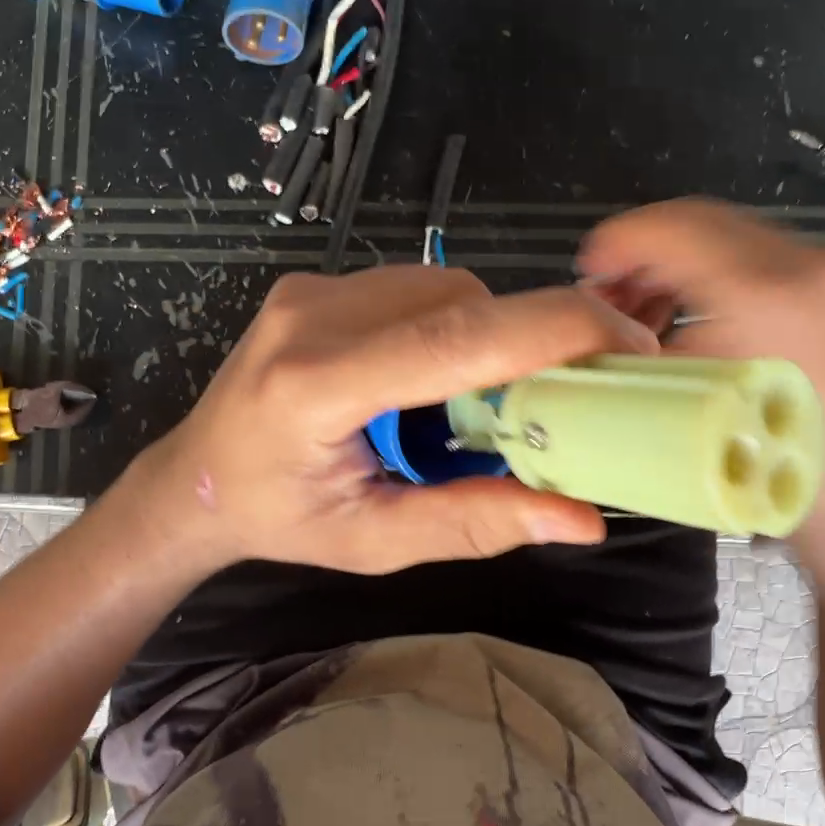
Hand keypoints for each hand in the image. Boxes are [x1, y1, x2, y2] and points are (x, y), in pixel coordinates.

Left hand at [108, 267, 661, 575]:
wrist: (195, 480)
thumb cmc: (277, 519)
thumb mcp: (372, 540)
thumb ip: (471, 522)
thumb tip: (581, 517)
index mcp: (317, 384)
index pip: (453, 338)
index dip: (552, 331)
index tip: (630, 346)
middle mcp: (309, 317)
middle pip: (457, 299)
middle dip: (520, 341)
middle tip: (540, 404)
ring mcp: (305, 290)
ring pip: (438, 285)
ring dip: (479, 333)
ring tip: (465, 402)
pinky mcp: (308, 285)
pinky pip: (407, 287)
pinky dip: (442, 323)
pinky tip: (423, 376)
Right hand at [577, 198, 824, 542]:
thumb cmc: (758, 457)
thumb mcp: (672, 396)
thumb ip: (626, 346)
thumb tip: (589, 322)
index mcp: (760, 293)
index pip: (670, 229)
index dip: (616, 241)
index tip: (588, 270)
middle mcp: (805, 266)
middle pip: (700, 218)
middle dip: (642, 247)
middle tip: (609, 287)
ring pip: (728, 231)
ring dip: (674, 256)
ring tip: (643, 301)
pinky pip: (757, 251)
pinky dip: (710, 267)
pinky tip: (685, 306)